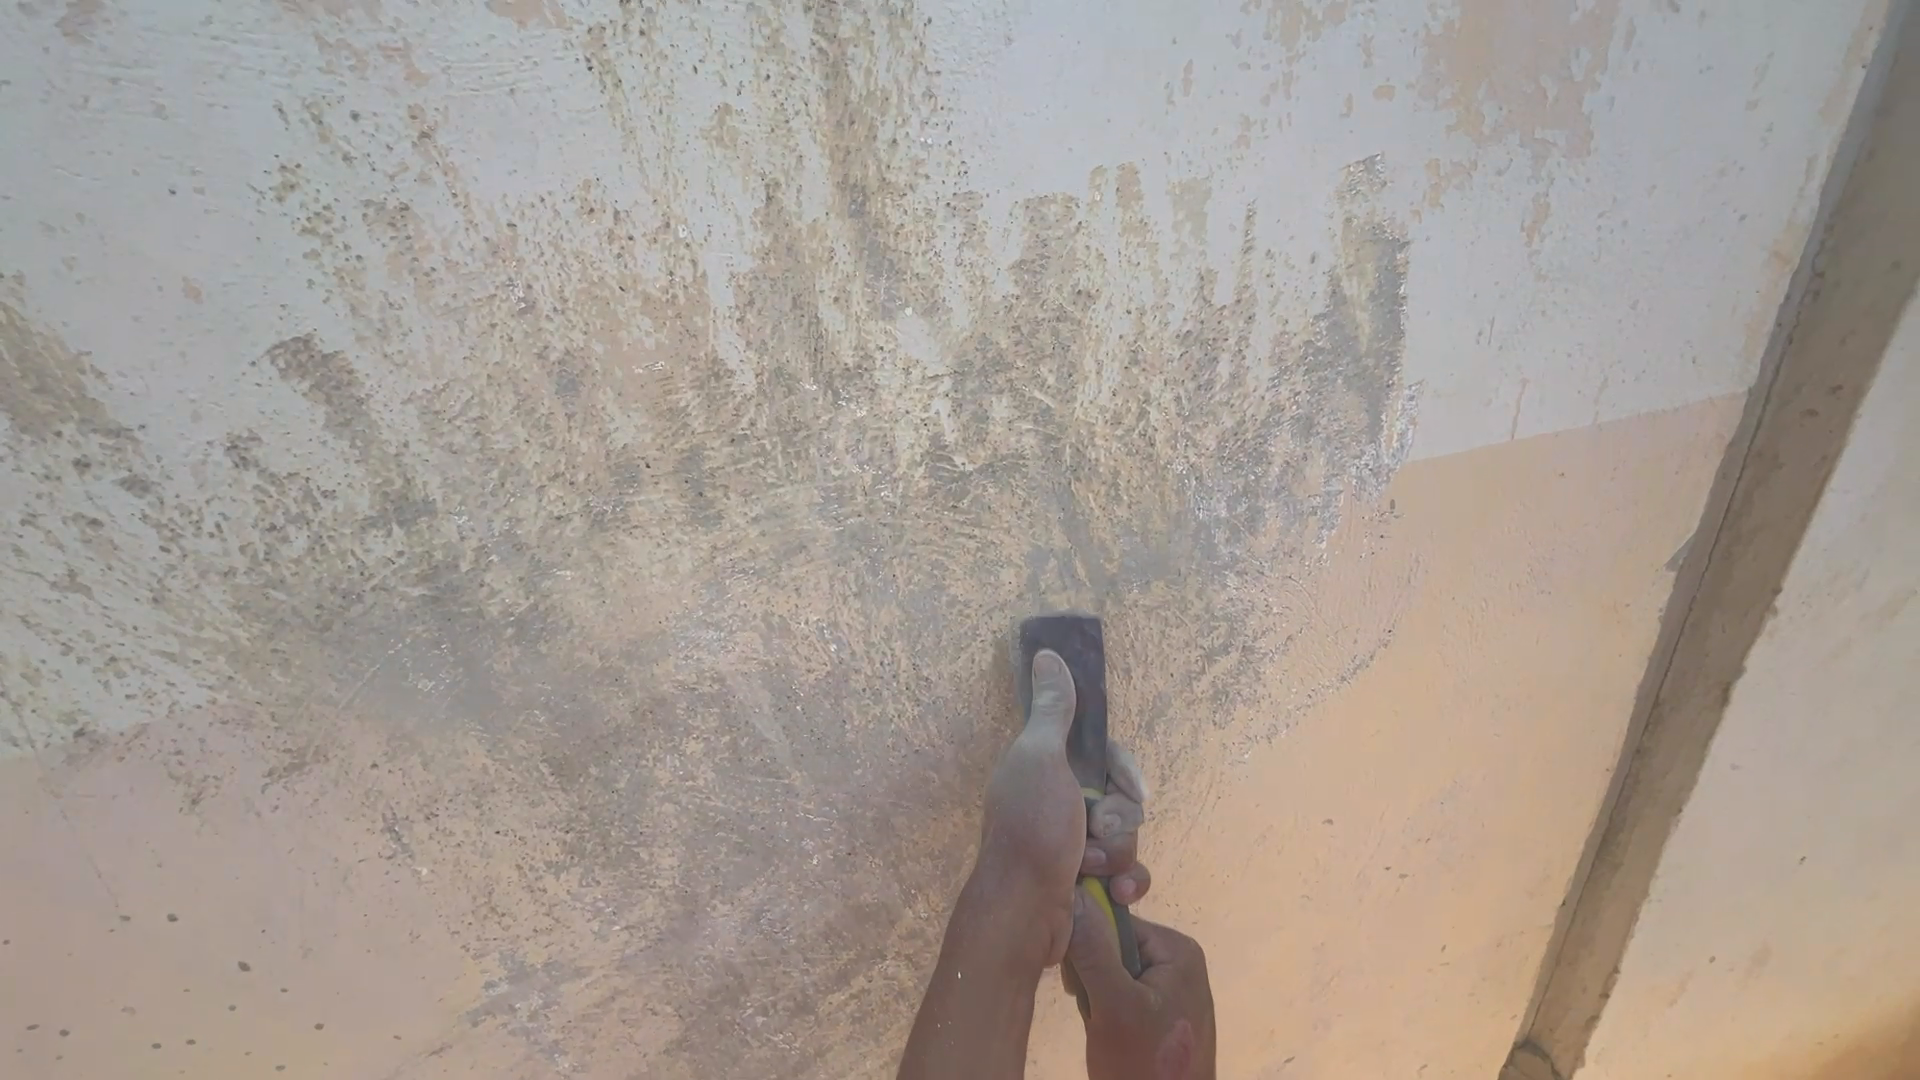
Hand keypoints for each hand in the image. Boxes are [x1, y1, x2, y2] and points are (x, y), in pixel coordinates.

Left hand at [976, 649, 1150, 965]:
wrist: (1024, 913)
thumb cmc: (1032, 828)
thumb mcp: (1041, 758)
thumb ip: (1052, 709)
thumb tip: (1047, 653)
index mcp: (1050, 767)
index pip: (1106, 756)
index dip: (1125, 770)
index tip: (1135, 788)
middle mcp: (1062, 800)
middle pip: (1122, 798)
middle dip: (1120, 819)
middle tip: (1097, 833)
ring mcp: (1074, 841)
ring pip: (1127, 836)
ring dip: (1116, 854)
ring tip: (1091, 868)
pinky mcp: (1086, 878)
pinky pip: (1127, 872)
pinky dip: (1124, 883)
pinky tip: (1114, 894)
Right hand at [1067, 898, 1216, 1079]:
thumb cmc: (1145, 1069)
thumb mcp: (1112, 1004)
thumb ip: (1091, 947)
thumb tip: (1072, 890)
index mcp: (1177, 949)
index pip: (1114, 920)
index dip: (1088, 943)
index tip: (1076, 977)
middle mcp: (1178, 961)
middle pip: (1112, 943)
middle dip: (1092, 972)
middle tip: (1089, 1007)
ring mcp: (1172, 989)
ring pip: (1112, 969)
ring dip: (1095, 994)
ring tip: (1099, 1025)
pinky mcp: (1161, 1014)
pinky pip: (1122, 992)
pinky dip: (1105, 1009)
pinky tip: (1106, 1033)